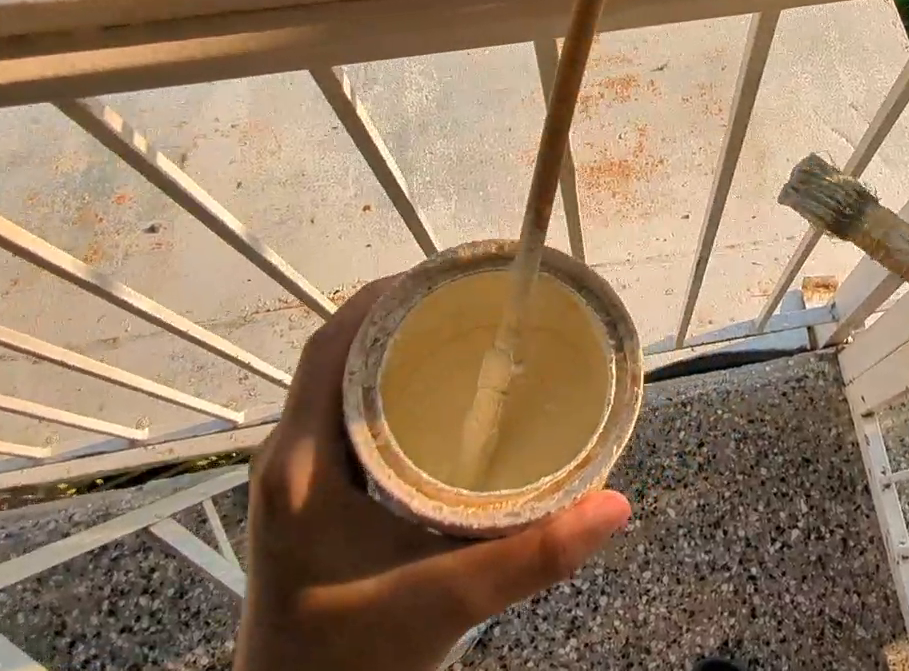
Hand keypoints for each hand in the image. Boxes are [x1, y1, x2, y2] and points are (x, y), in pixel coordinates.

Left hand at [234, 278, 632, 670]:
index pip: (334, 346)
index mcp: (305, 464)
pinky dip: (390, 386)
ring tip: (467, 334)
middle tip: (477, 303)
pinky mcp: (312, 494)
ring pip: (343, 381)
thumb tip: (616, 504)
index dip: (388, 298)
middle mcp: (292, 456)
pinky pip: (348, 413)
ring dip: (396, 348)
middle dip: (404, 316)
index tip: (453, 276)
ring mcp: (297, 475)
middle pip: (342, 352)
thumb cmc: (354, 660)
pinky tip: (440, 399)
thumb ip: (531, 556)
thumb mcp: (445, 604)